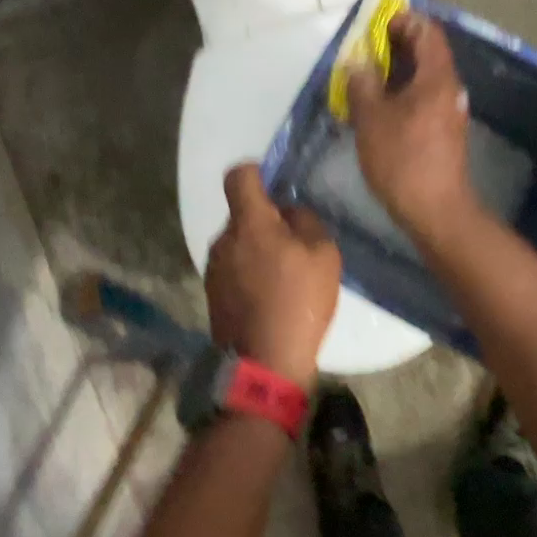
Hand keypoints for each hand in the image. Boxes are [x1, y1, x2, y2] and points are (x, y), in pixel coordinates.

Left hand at [205, 165, 342, 386]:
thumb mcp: (324, 255)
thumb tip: (288, 212)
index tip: (276, 185)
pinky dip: (250, 274)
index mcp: (250, 223)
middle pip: (244, 214)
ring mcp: (213, 268)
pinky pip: (234, 268)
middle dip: (267, 222)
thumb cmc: (299, 302)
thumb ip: (306, 221)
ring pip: (239, 243)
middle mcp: (223, 239)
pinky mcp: (212, 294)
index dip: (256, 172)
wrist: (264, 364)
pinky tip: (271, 297)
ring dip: (258, 250)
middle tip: (296, 245)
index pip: (239, 176)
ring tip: (286, 277)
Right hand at [348, 11, 477, 237]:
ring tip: (365, 78)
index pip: (427, 31)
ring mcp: (449, 110)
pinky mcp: (444, 131)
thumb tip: (357, 62)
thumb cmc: (402, 159)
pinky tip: (378, 107)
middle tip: (363, 50)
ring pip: (424, 77)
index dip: (403, 20)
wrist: (435, 209)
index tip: (375, 24)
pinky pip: (423, 98)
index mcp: (437, 77)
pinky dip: (402, 93)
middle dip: (396, 45)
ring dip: (397, 71)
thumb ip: (362, 83)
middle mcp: (449, 88)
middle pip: (427, 52)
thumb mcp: (371, 118)